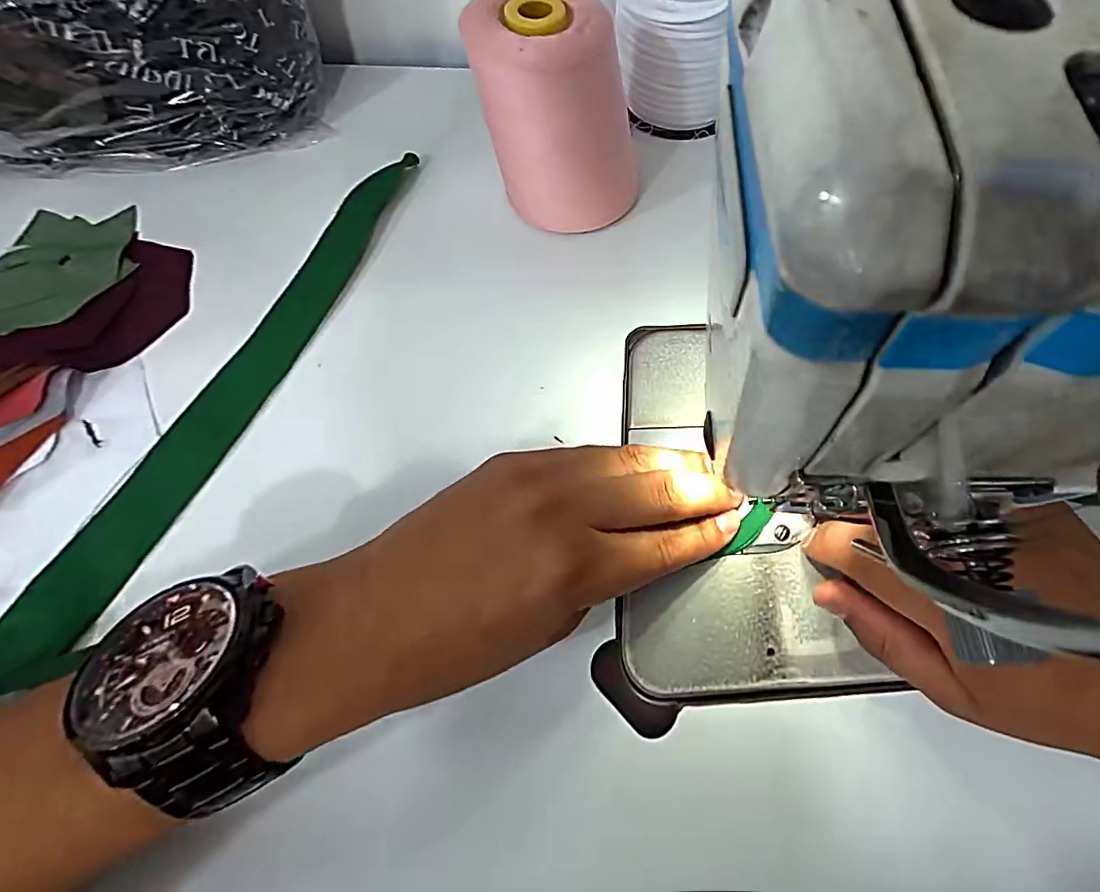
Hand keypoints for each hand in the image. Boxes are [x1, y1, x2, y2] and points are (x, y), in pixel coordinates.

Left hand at [247, 446, 742, 757]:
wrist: (367, 618)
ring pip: (626, 457)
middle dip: (702, 489)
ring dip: (670, 464)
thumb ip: (603, 582)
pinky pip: (586, 453)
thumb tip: (641, 551)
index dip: (705, 532)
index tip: (732, 522)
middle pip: (656, 487)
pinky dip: (622, 459)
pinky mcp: (514, 460)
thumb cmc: (451, 647)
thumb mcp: (547, 630)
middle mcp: (560, 511)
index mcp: (572, 568)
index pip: (663, 541)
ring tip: (699, 469)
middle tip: (729, 491)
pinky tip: (640, 465)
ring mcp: (535, 476)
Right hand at [803, 504, 1099, 759]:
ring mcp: (999, 517)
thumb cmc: (1040, 696)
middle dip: (862, 534)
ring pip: (920, 501)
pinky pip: (966, 497)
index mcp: (934, 593)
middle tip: (877, 565)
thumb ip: (882, 633)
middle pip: (880, 516)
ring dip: (905, 521)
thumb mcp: (950, 687)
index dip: (828, 546)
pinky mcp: (1030, 504)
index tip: (827, 556)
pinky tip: (968, 542)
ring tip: (928, 557)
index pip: (851, 545)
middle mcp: (962, 543)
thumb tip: (831, 590)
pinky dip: (951, 513)